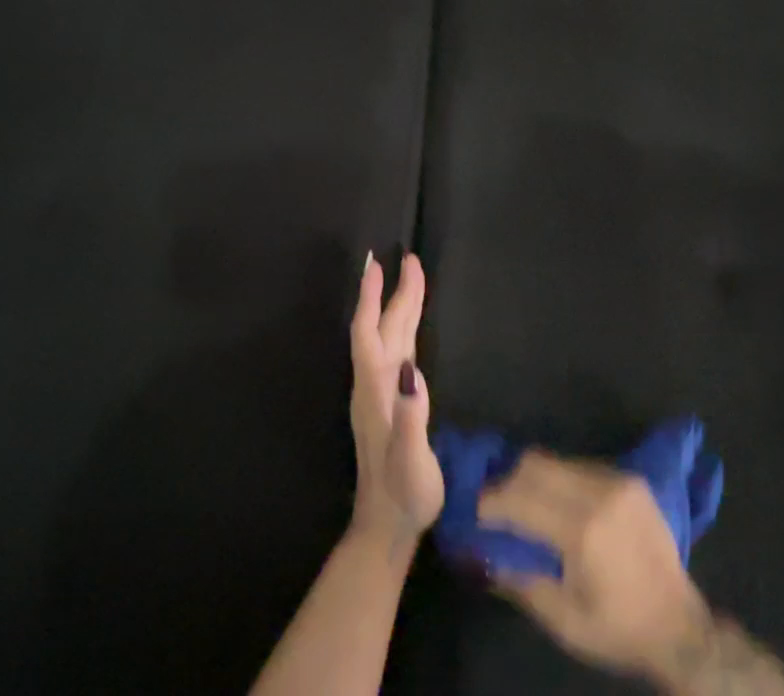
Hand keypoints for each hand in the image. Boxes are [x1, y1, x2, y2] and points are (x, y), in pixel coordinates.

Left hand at [348, 253, 442, 546]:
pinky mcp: (386, 405)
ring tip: (407, 281)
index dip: (373, 298)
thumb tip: (412, 372)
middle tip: (409, 259)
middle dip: (393, 293)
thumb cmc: (404, 495)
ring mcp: (377, 396)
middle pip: (380, 329)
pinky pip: (391, 353)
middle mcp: (372, 387)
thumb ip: (411, 419)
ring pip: (386, 339)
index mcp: (376, 392)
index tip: (383, 263)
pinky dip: (398, 329)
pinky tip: (406, 328)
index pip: (371, 333)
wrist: (386, 524)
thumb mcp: (411, 462)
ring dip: (395, 307)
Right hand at [477, 452, 713, 682]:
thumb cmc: (618, 630)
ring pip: (556, 461)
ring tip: (526, 508)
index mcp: (582, 530)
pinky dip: (559, 481)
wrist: (681, 630)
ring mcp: (620, 483)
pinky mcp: (632, 482)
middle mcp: (601, 494)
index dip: (489, 505)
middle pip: (534, 465)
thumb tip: (479, 554)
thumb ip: (518, 580)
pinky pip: (580, 467)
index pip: (518, 499)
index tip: (475, 518)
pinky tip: (558, 508)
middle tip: (497, 510)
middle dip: (507, 484)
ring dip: (533, 481)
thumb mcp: (562, 619)